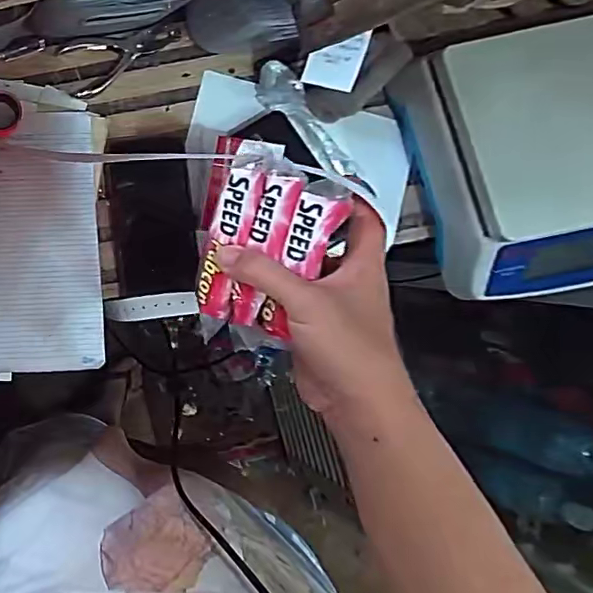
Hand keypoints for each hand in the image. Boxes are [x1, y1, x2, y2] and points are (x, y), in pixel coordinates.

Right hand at [216, 199, 412, 415]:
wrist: (357, 403)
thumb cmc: (355, 351)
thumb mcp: (307, 301)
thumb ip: (266, 274)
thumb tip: (230, 253)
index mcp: (361, 266)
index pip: (363, 221)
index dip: (344, 200)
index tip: (314, 188)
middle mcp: (344, 282)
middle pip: (313, 246)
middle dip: (283, 235)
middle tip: (254, 222)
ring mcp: (324, 306)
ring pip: (291, 276)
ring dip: (265, 268)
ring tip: (238, 253)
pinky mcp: (306, 328)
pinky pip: (278, 304)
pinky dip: (258, 298)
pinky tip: (238, 291)